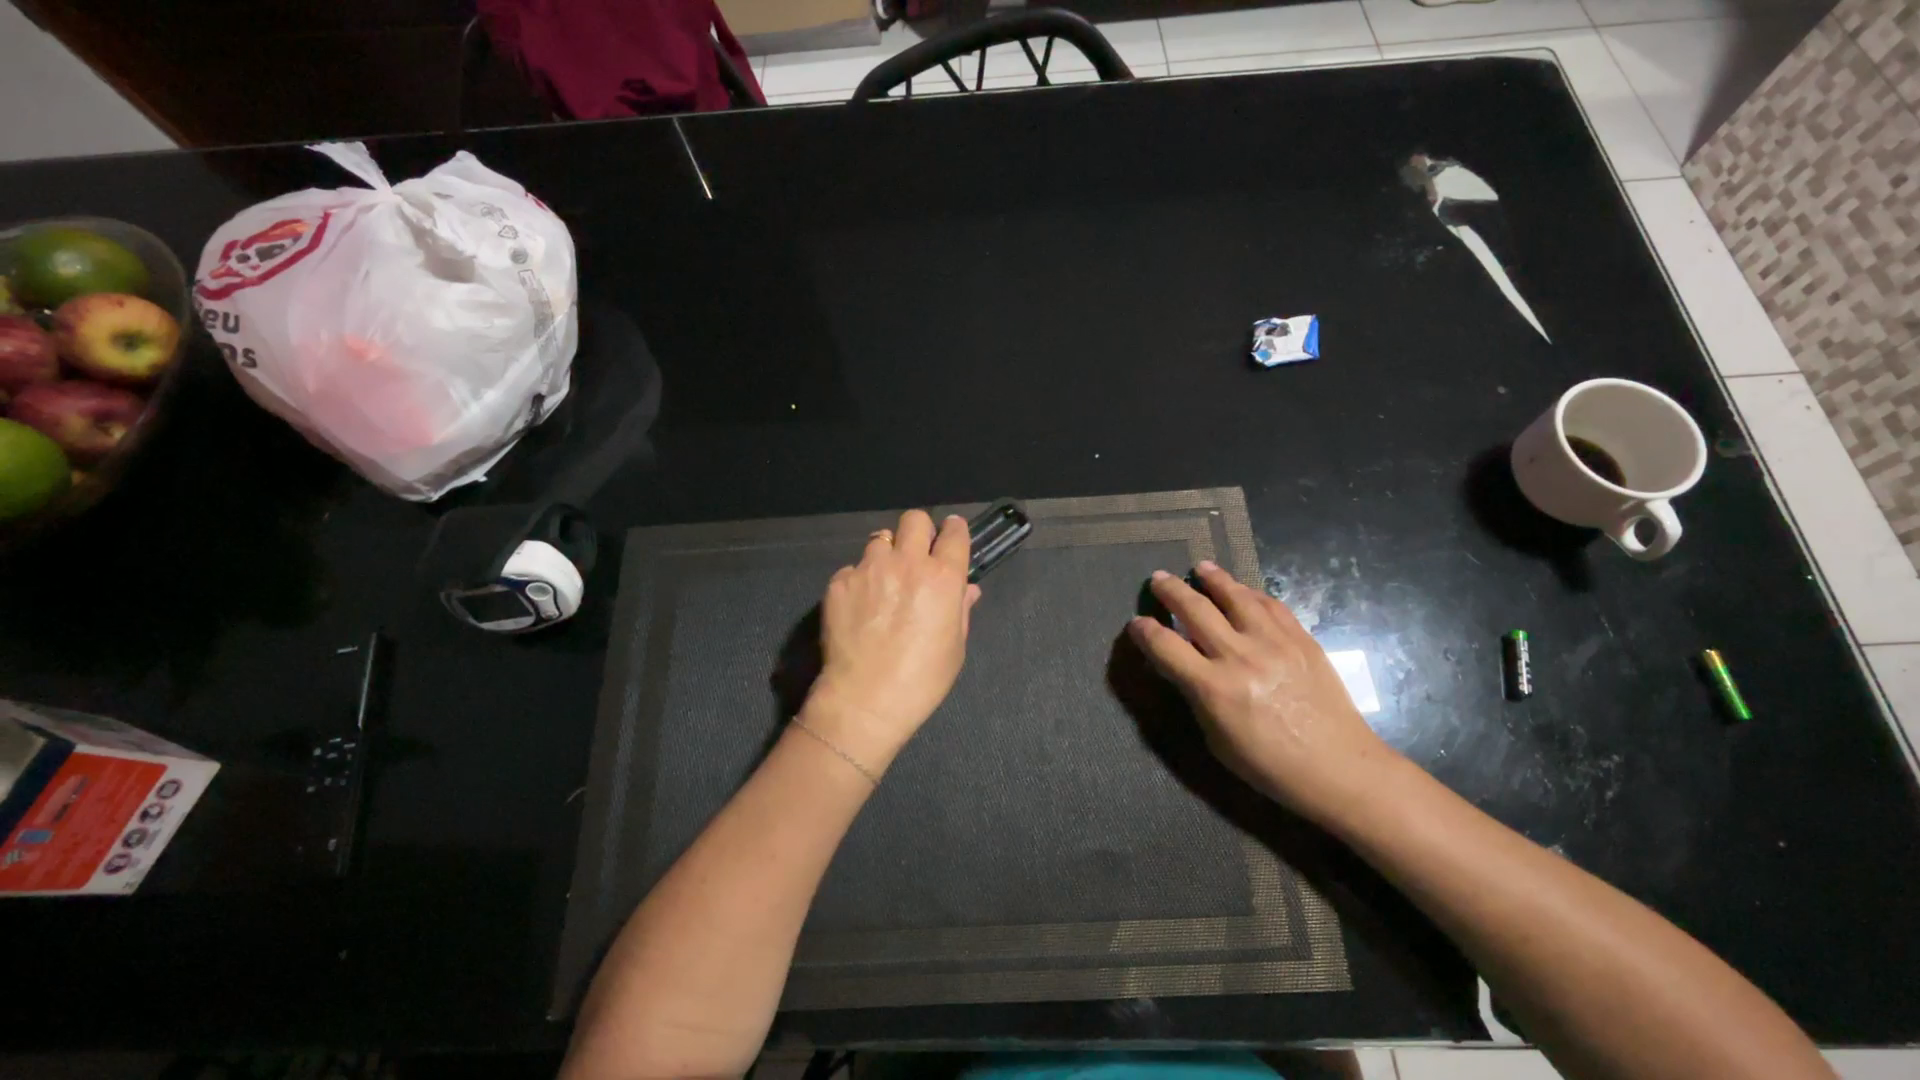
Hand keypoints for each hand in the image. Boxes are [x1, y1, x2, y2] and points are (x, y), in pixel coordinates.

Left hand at [802, 510, 981, 774]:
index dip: (954, 531)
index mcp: (943, 578)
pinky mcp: (839, 582)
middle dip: (919, 531)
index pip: (954, 533)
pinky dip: (860, 581)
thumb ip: (961, 610)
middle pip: (914, 520)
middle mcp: (907, 563)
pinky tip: (860, 607)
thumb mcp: (955, 648)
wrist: (865, 700)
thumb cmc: (921, 680)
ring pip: (880, 540)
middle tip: (916, 554)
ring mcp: (869, 569)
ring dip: (887, 554)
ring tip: (884, 582)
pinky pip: (853, 569)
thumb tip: (967, 590)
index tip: (950, 535)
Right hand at [1127, 561, 1400, 821]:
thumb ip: (1197, 697)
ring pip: (1236, 596)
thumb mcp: (1217, 739)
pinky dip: (1251, 594)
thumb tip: (1183, 668)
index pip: (1165, 646)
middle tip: (1159, 579)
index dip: (1145, 631)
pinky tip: (1243, 590)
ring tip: (1201, 568)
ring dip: (1214, 579)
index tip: (1136, 622)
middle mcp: (1239, 656)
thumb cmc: (1269, 765)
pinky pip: (1271, 605)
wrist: (1337, 767)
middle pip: (1196, 609)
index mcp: (1212, 687)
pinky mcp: (1301, 639)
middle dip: (1171, 591)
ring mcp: (1274, 642)